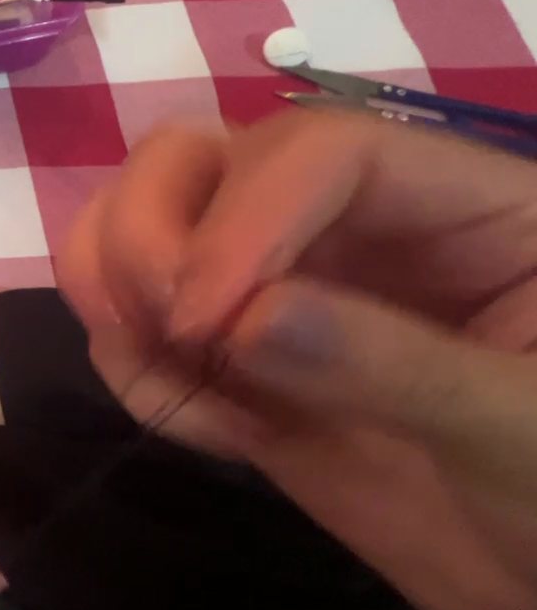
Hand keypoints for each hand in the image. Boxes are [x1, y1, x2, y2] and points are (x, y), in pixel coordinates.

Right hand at [58, 111, 536, 609]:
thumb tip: (248, 314)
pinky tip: (185, 412)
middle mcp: (350, 225)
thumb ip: (397, 368)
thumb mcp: (535, 456)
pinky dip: (122, 358)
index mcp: (473, 211)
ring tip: (175, 383)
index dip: (243, 221)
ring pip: (129, 225)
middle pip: (188, 158)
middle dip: (145, 240)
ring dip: (115, 296)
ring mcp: (267, 280)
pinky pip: (118, 315)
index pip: (312, 153)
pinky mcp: (218, 341)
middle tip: (168, 338)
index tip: (219, 334)